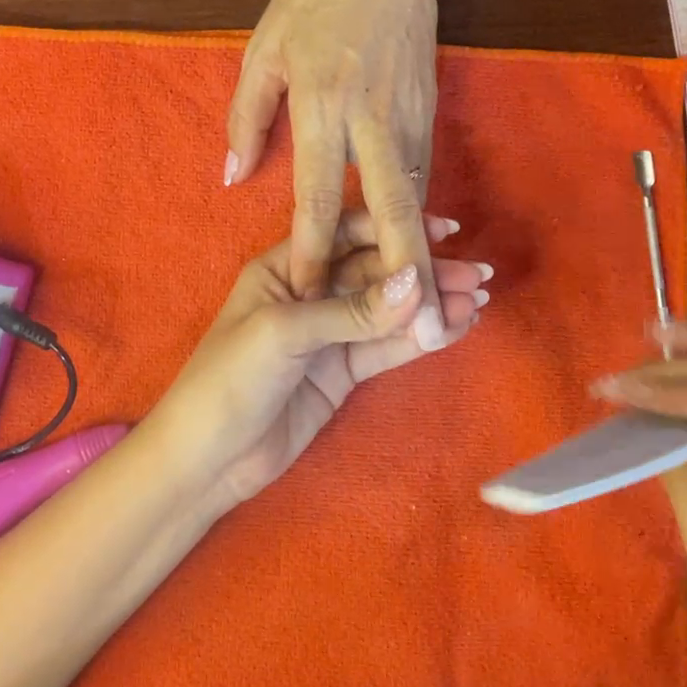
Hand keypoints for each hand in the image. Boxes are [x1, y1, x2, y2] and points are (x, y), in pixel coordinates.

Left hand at [149, 212, 488, 511]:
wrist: (208, 458)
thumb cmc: (229, 380)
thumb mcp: (285, 335)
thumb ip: (351, 310)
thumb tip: (417, 279)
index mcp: (281, 268)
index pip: (344, 234)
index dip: (391, 229)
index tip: (443, 229)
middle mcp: (307, 293)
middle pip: (373, 273)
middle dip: (422, 271)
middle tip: (477, 274)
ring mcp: (326, 335)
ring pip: (386, 311)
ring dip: (430, 304)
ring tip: (479, 299)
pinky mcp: (340, 373)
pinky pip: (386, 347)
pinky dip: (420, 338)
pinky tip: (456, 327)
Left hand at [226, 0, 465, 353]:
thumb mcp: (264, 49)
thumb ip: (248, 117)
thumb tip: (234, 177)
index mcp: (321, 106)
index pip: (316, 196)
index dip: (313, 253)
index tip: (310, 301)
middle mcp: (370, 120)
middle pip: (390, 211)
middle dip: (402, 275)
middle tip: (416, 330)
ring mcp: (409, 116)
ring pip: (416, 198)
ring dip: (422, 255)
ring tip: (429, 309)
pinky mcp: (430, 110)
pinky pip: (422, 173)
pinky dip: (420, 216)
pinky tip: (422, 251)